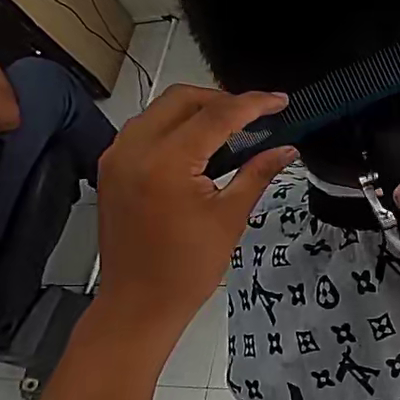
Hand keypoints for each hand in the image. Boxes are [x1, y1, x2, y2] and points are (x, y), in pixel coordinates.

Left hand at [95, 85, 292, 331]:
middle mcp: (134, 149)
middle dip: (225, 99)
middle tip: (259, 114)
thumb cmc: (188, 267)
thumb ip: (259, 173)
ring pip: (162, 109)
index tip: (280, 101)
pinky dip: (177, 125)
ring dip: (199, 109)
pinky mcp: (112, 167)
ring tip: (235, 126)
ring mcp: (117, 156)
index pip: (217, 115)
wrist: (139, 301)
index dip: (254, 104)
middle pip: (184, 99)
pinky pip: (147, 128)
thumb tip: (287, 150)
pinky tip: (202, 142)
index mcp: (167, 162)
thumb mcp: (231, 216)